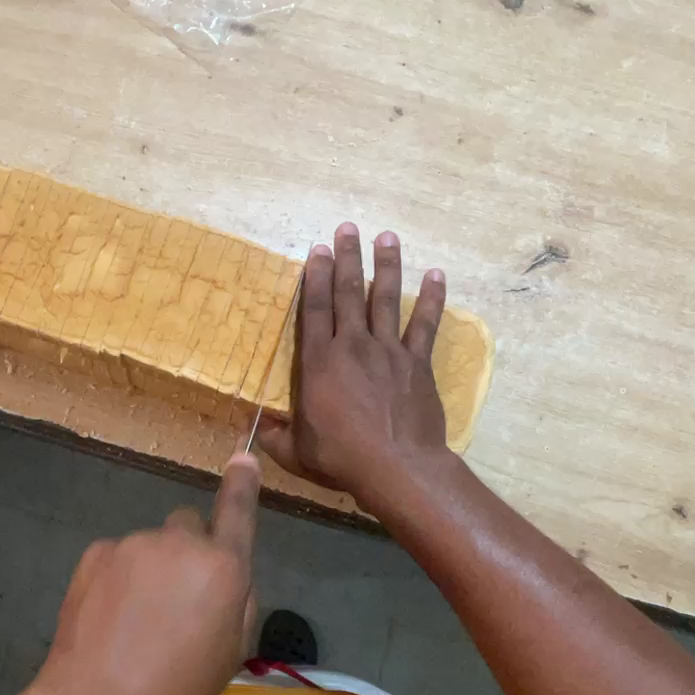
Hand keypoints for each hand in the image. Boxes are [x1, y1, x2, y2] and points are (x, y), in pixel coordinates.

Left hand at [26, 454, 259, 694]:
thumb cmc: (178, 687)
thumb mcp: (234, 652)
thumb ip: (240, 601)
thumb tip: (228, 575)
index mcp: (224, 567)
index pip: (238, 513)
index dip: (242, 485)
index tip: (244, 457)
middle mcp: (181, 543)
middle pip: (190, 528)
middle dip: (188, 551)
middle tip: (176, 599)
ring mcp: (134, 543)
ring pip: (151, 545)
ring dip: (150, 568)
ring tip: (135, 619)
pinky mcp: (97, 551)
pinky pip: (118, 556)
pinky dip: (117, 577)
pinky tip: (109, 616)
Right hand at [260, 222, 453, 510]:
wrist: (396, 466)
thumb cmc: (340, 458)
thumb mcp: (294, 452)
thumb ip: (276, 436)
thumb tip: (259, 428)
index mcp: (318, 363)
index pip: (314, 309)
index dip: (314, 277)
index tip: (317, 250)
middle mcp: (352, 346)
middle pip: (349, 293)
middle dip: (347, 258)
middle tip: (348, 228)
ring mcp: (388, 351)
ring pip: (386, 299)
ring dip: (386, 266)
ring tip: (387, 237)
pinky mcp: (416, 364)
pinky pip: (425, 325)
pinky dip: (431, 299)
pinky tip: (436, 276)